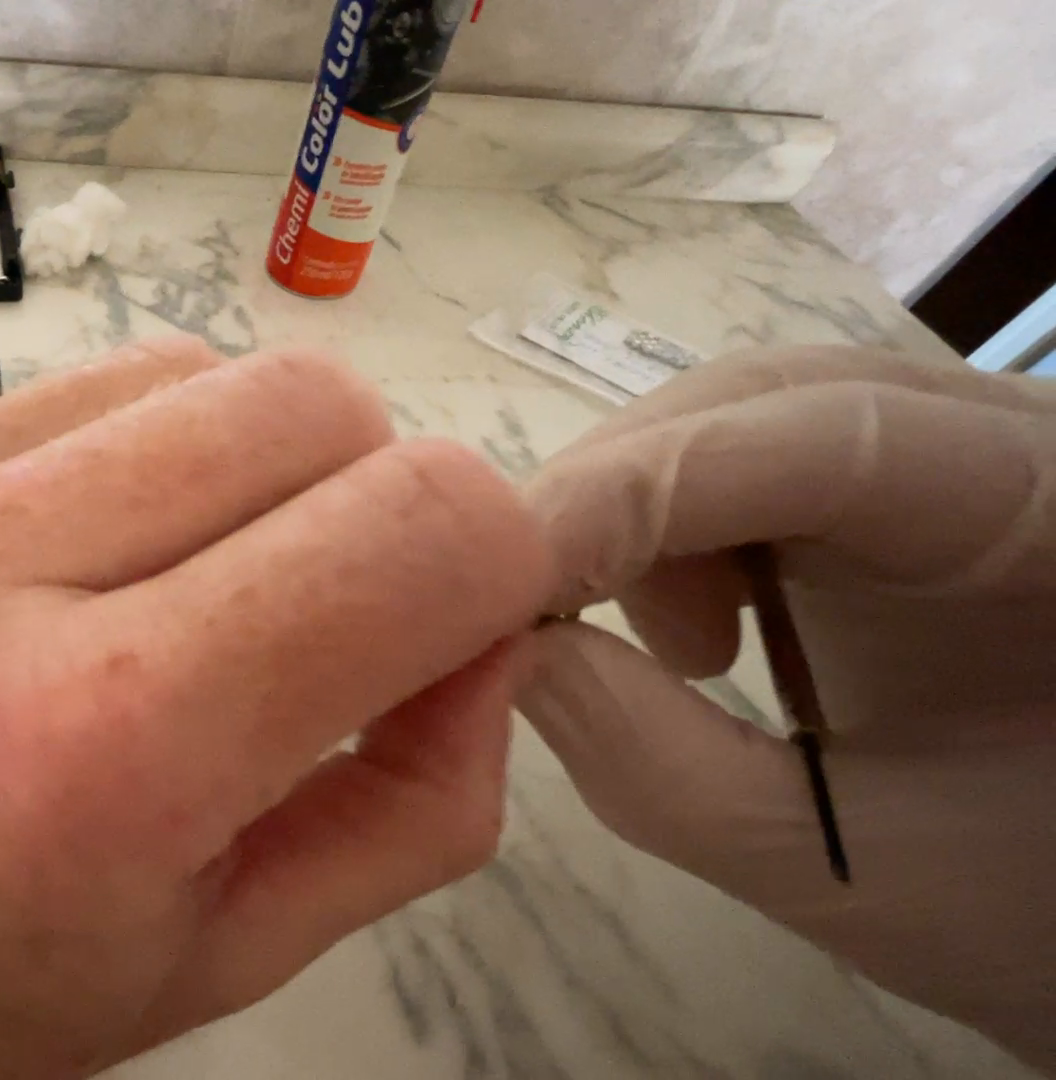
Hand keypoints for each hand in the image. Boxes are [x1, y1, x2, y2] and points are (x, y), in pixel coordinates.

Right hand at [517, 345, 1055, 1071]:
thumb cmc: (1013, 904)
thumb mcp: (831, 860)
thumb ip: (651, 764)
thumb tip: (495, 650)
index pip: (826, 440)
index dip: (634, 495)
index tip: (496, 589)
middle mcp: (1007, 444)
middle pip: (753, 402)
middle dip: (612, 499)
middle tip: (540, 615)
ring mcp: (939, 450)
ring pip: (724, 419)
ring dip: (628, 516)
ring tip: (667, 652)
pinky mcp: (876, 482)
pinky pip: (726, 459)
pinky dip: (655, 530)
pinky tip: (692, 631)